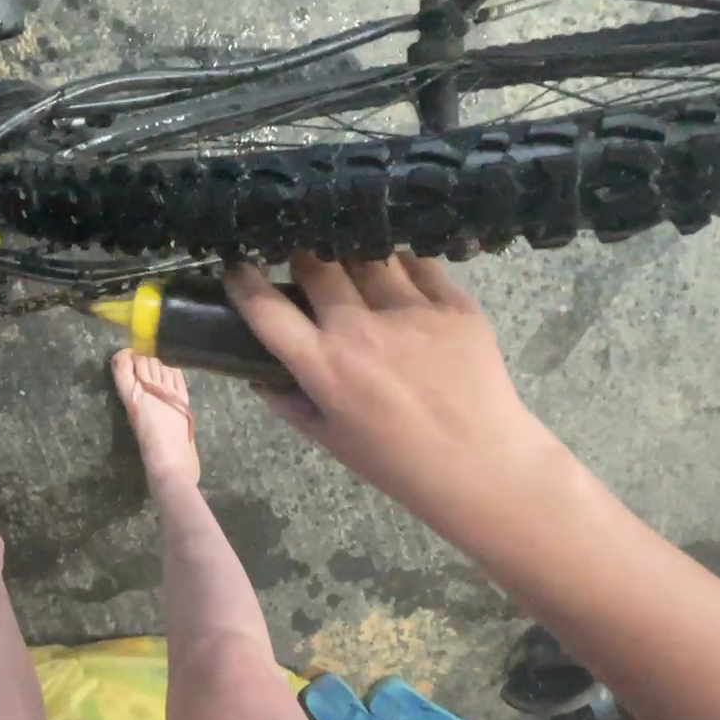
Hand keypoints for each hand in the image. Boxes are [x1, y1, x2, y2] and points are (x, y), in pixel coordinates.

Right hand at [225, 252, 565, 505]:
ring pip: (367, 255)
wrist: (484, 467)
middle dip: (299, 255)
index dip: (242, 280)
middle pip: (315, 265)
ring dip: (349, 253)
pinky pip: (418, 264)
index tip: (236, 267)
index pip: (266, 308)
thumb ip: (287, 403)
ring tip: (348, 256)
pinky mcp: (454, 305)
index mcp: (323, 365)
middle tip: (300, 260)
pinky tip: (395, 268)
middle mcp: (359, 330)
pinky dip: (399, 262)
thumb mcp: (328, 438)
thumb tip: (257, 375)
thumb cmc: (396, 461)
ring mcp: (410, 312)